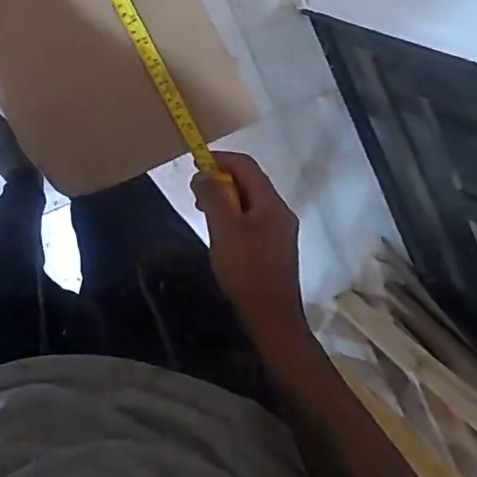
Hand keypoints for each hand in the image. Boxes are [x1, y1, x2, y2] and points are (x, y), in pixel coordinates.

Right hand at [193, 151, 306, 336]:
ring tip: (203, 209)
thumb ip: (214, 197)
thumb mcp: (224, 229)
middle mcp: (280, 212)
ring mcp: (280, 230)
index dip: (220, 159)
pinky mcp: (276, 247)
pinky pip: (253, 219)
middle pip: (250, 182)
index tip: (195, 163)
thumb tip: (204, 173)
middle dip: (221, 179)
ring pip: (251, 202)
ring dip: (226, 198)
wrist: (272, 317)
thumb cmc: (246, 270)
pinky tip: (220, 231)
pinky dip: (234, 215)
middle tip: (196, 191)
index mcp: (271, 203)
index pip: (246, 166)